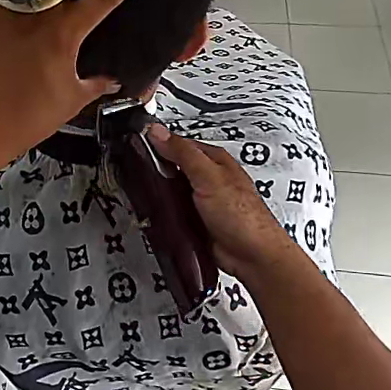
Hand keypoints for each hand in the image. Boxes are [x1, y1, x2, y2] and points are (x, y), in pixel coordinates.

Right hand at [147, 125, 310, 283]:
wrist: (252, 256)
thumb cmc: (244, 218)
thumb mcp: (209, 177)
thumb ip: (183, 153)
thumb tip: (159, 132)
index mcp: (215, 161)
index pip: (181, 144)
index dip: (160, 144)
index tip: (139, 146)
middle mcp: (210, 179)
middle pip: (174, 168)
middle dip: (158, 173)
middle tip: (143, 176)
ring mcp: (203, 201)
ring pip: (172, 192)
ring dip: (162, 196)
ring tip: (151, 198)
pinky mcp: (197, 221)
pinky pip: (175, 213)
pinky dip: (166, 215)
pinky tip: (161, 217)